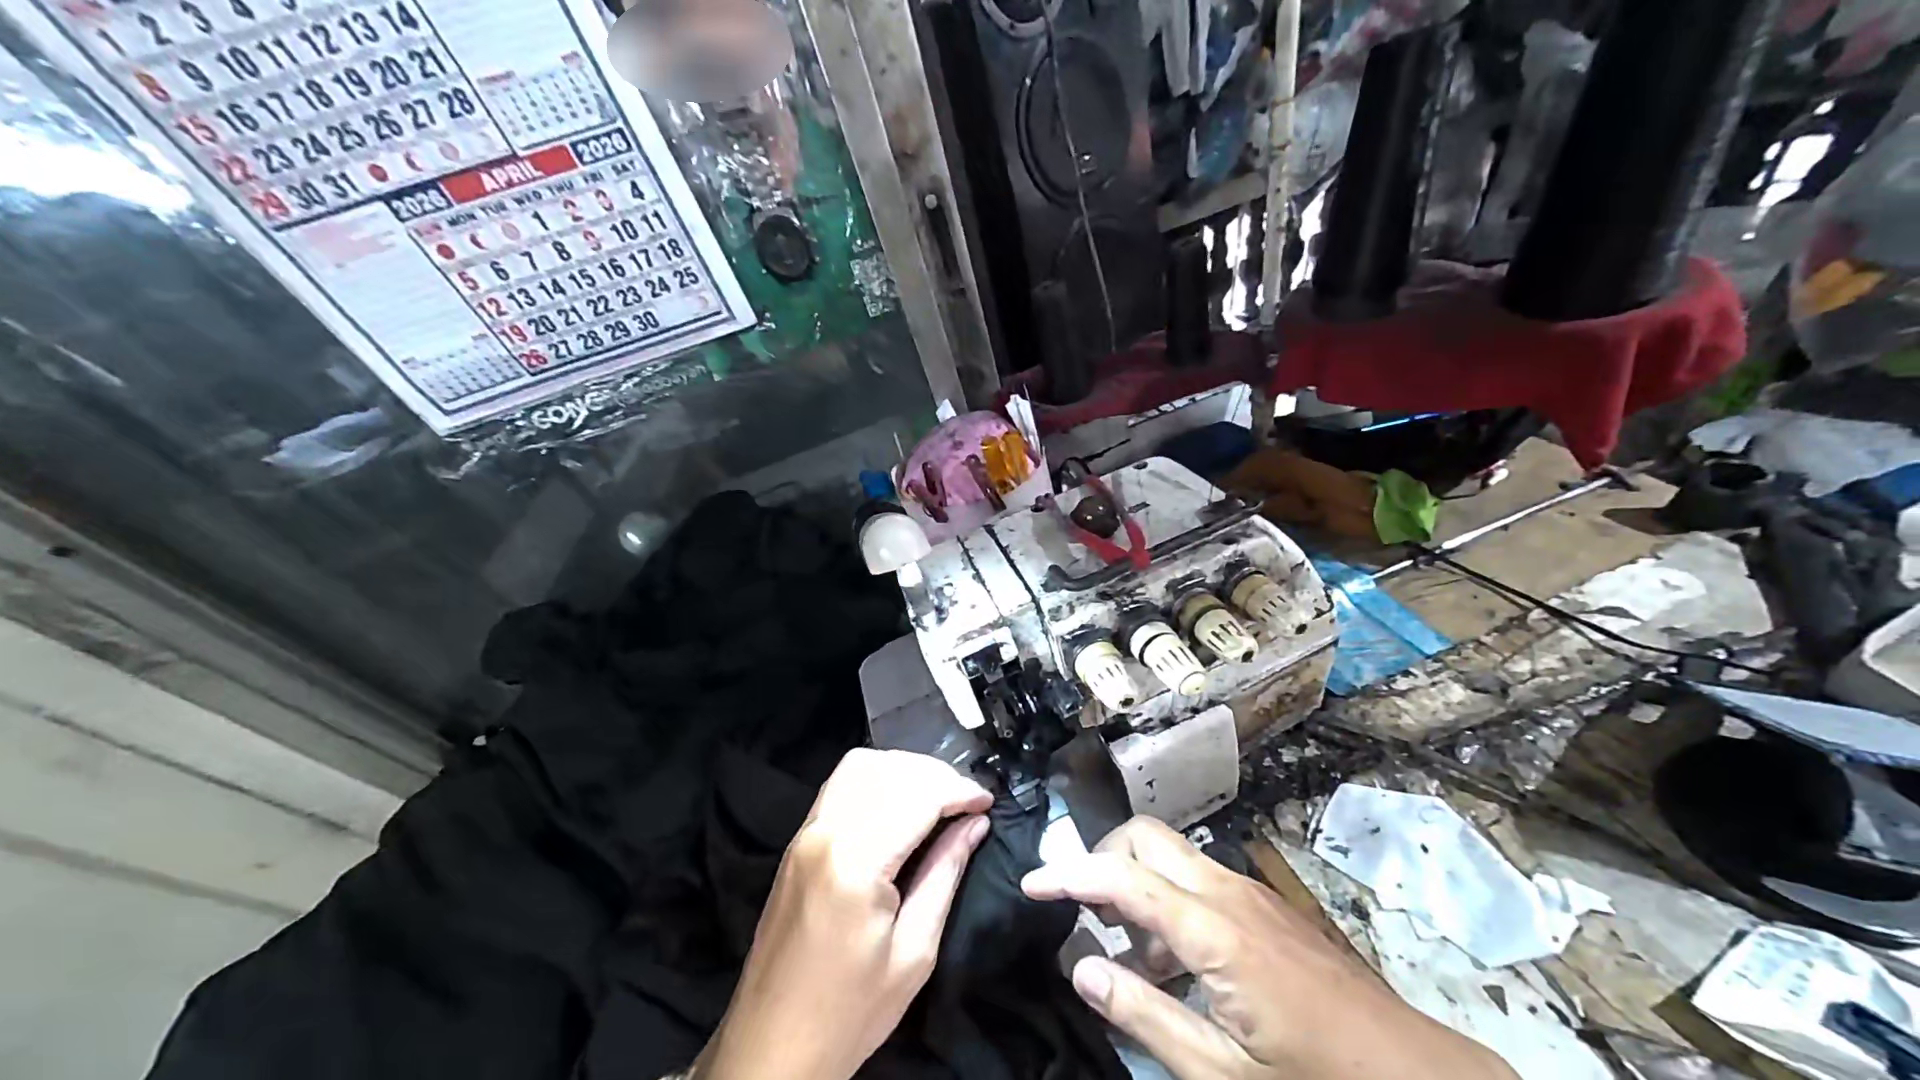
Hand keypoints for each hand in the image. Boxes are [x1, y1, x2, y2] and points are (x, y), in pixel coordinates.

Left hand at [694, 749, 993, 1079]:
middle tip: (968, 801)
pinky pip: (841, 784)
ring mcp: (805, 833)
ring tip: (938, 796)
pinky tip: (900, 801)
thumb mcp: (915, 951)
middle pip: (888, 770)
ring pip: (860, 766)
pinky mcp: (797, 841)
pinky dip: (877, 778)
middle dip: (936, 775)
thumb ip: (945, 873)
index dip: (959, 790)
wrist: (772, 1044)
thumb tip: (975, 823)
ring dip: (905, 769)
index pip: (916, 795)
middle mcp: (824, 832)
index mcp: (854, 862)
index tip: (988, 803)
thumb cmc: (851, 1010)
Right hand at [1022, 817, 1518, 1079]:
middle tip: (1078, 908)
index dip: (1068, 875)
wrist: (1423, 1079)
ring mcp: (1250, 894)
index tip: (1030, 885)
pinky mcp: (1266, 908)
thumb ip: (1144, 1016)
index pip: (1120, 877)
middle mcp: (1227, 891)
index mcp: (1212, 930)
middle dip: (1101, 857)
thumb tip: (1081, 968)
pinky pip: (1198, 880)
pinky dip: (1165, 899)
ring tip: (1120, 945)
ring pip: (1171, 855)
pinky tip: (1170, 962)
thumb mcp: (1223, 1074)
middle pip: (1146, 837)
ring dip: (1134, 880)